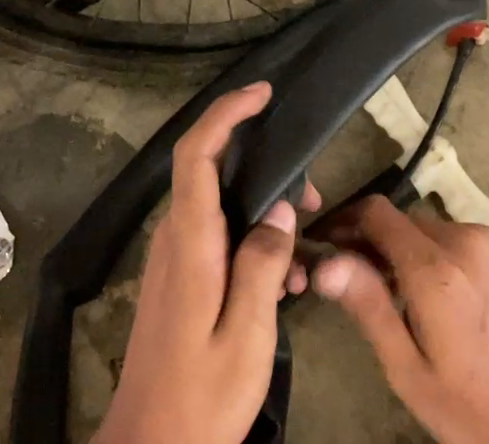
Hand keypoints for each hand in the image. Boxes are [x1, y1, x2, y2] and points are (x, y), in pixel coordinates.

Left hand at [95, 82, 320, 443]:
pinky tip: (287, 279)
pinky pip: (220, 238)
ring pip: (223, 206)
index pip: (197, 155)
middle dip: (266, 168)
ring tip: (306, 249)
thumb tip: (280, 208)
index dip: (225, 114)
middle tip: (314, 200)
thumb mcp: (247, 334)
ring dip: (266, 212)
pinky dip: (254, 243)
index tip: (262, 93)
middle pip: (215, 172)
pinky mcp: (179, 278)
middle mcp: (175, 238)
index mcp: (190, 243)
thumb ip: (264, 264)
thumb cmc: (201, 394)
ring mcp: (174, 258)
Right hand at [313, 197, 488, 443]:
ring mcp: (488, 243)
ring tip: (390, 291)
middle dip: (371, 240)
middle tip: (352, 278)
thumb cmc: (469, 405)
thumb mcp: (407, 368)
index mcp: (436, 269)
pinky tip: (429, 291)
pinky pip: (452, 236)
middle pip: (400, 220)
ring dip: (402, 247)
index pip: (376, 213)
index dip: (345, 222)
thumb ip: (368, 307)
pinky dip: (431, 251)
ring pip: (425, 227)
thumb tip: (324, 264)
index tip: (326, 245)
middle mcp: (463, 241)